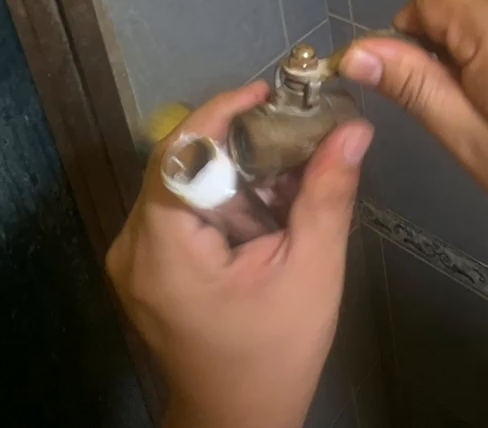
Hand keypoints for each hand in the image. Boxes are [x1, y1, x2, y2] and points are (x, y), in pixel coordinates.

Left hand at [106, 82, 373, 427]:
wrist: (237, 422)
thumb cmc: (274, 354)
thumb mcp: (312, 273)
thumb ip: (327, 195)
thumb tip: (354, 129)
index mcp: (162, 250)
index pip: (180, 152)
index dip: (222, 113)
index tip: (270, 93)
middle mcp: (133, 244)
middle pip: (180, 159)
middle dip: (237, 137)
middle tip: (290, 126)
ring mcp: (135, 255)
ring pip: (183, 177)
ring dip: (234, 162)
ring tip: (285, 159)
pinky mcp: (147, 263)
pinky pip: (182, 203)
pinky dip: (224, 190)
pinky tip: (264, 197)